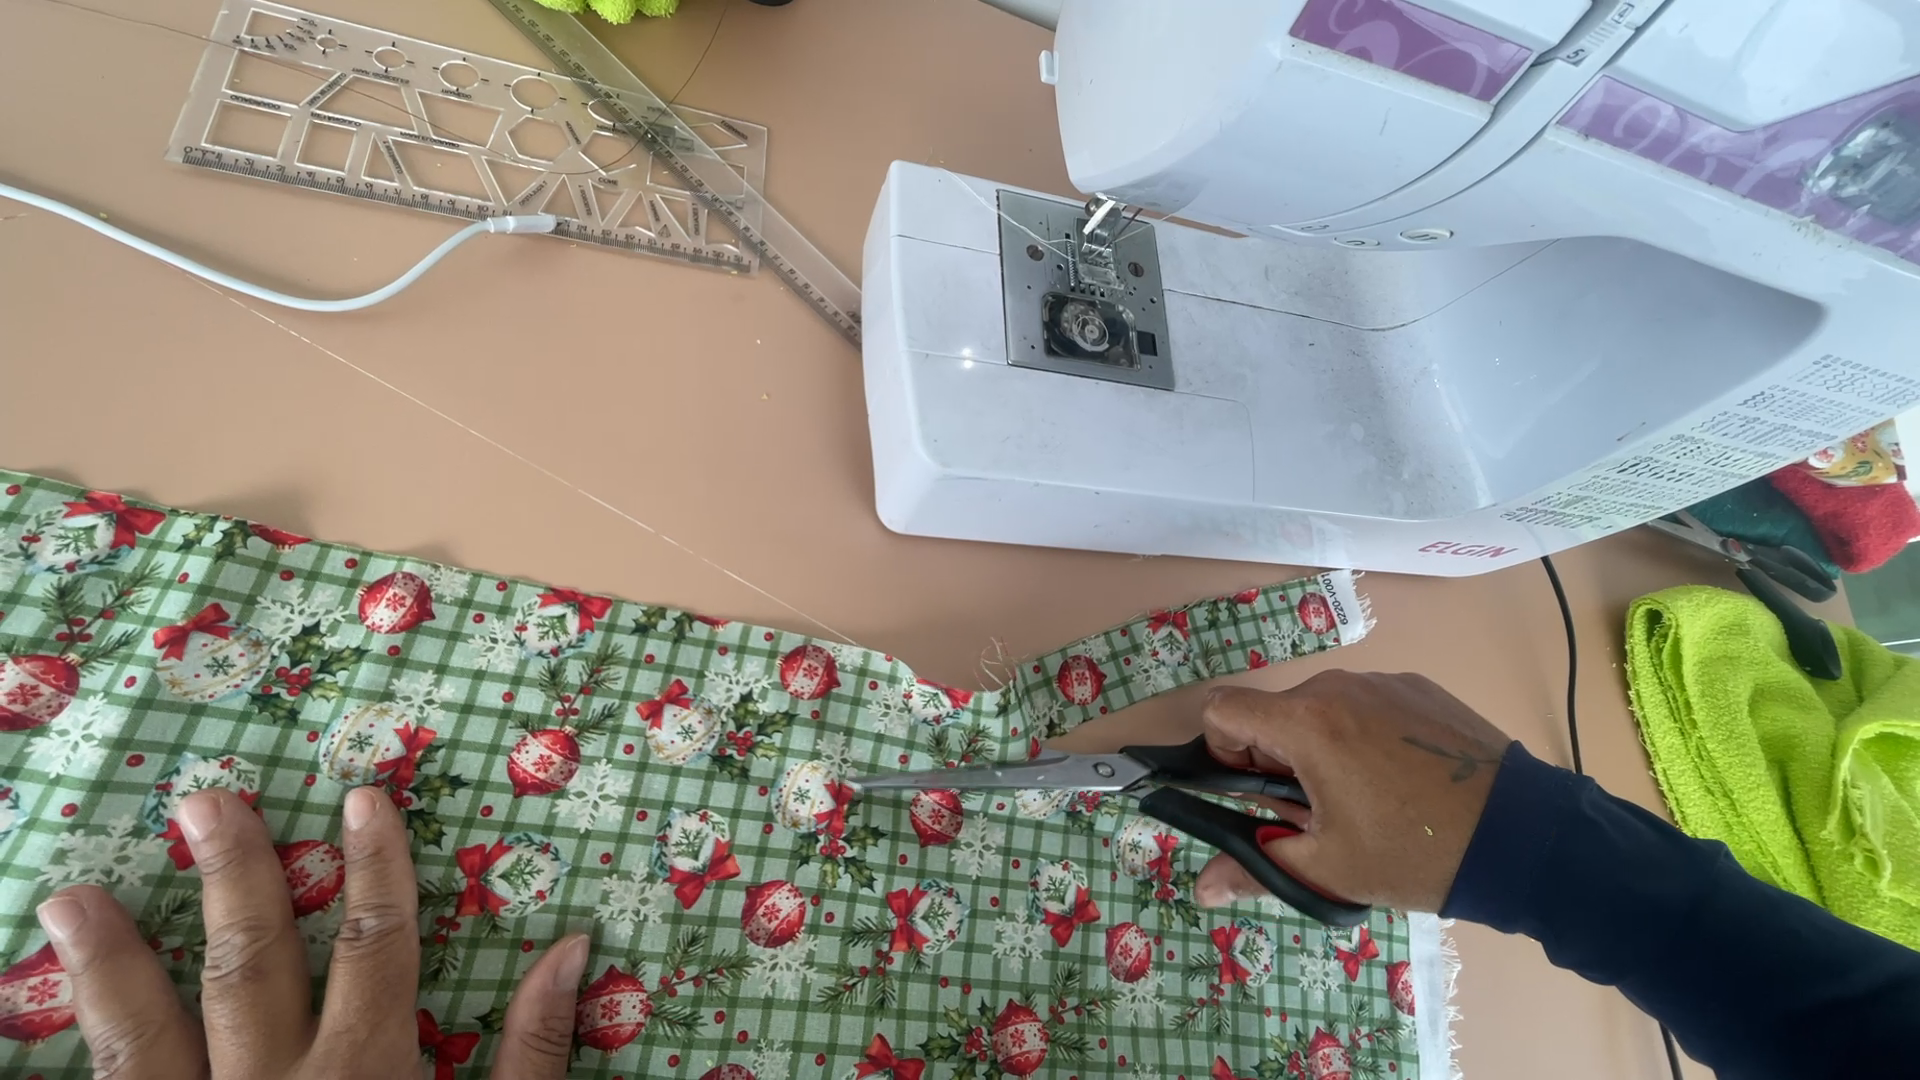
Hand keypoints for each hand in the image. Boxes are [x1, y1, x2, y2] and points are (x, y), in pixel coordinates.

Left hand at [34, 786, 588, 1079]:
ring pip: (140, 1040)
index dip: (374, 864)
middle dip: (233, 877)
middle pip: (251, 964)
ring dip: (111, 964)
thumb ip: (533, 1045)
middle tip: (205, 803)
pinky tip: (28, 1025)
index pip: (374, 940)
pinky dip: (61, 1067)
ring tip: (75, 896)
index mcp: (359, 1073)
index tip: (361, 799)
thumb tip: (574, 943)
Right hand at [1194, 670, 1513, 912]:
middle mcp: (1335, 687)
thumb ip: (1254, 869)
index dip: (1223, 750)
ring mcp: (1380, 682)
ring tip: (1370, 795)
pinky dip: (1365, 733)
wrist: (1531, 840)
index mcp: (1305, 723)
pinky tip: (1405, 776)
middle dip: (1277, 757)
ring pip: (1320, 708)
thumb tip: (1200, 890)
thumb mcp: (1330, 869)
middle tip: (1319, 809)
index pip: (1221, 709)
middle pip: (1273, 713)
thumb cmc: (1416, 852)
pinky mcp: (1418, 687)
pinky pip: (1365, 703)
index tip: (1258, 788)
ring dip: (1321, 744)